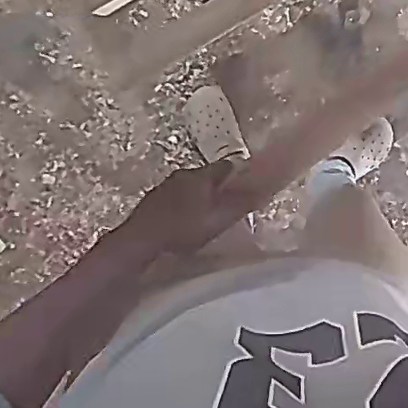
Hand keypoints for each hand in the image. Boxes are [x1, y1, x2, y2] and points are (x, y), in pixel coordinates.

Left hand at [111, 160, 246, 256]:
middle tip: (228, 206)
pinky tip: (184, 223)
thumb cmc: (185, 228)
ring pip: (189, 187)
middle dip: (218, 187)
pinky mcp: (152, 202)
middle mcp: (183, 175)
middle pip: (207, 176)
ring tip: (207, 216)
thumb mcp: (221, 218)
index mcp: (202, 175)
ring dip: (199, 197)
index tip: (247, 188)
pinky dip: (183, 206)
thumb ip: (243, 203)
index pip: (226, 166)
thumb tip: (266, 187)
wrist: (141, 240)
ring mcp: (164, 187)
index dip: (239, 175)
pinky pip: (175, 199)